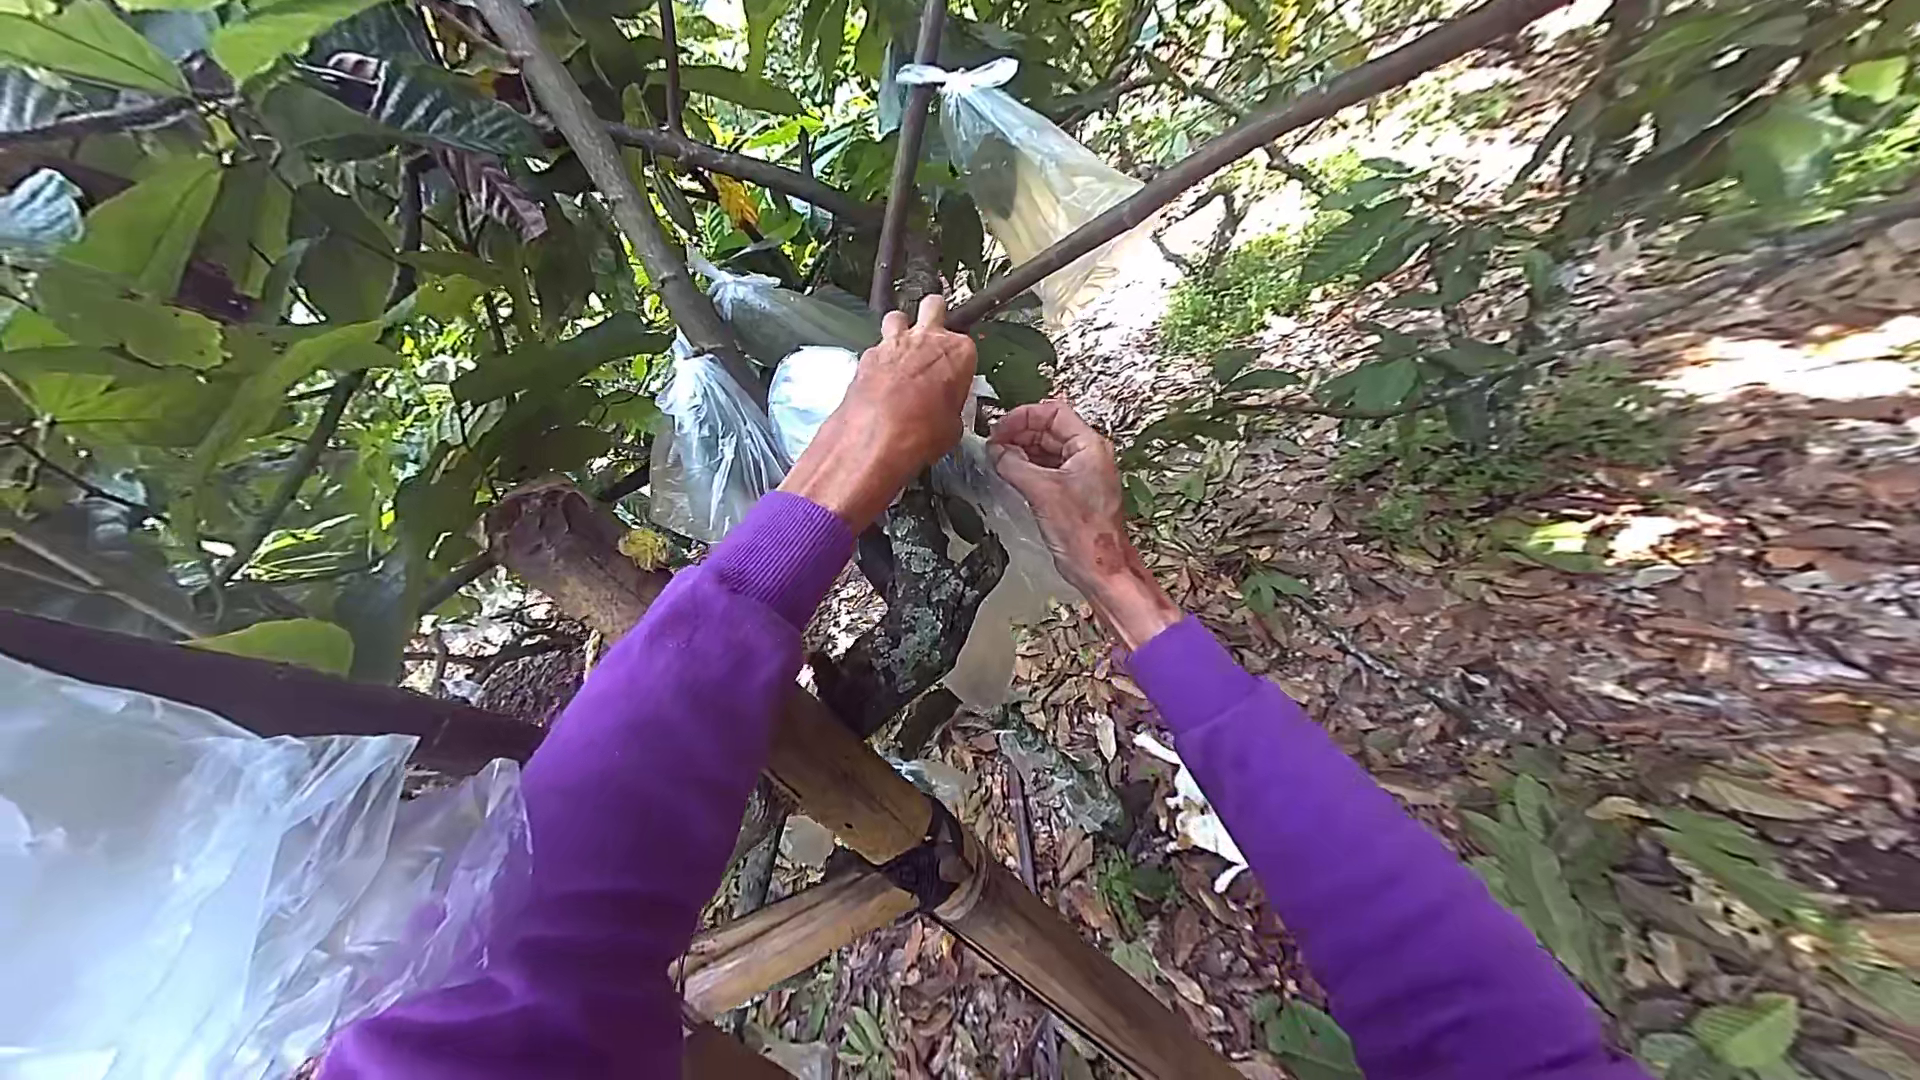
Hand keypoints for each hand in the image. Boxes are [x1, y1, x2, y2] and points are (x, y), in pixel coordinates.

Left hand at [779, 293, 976, 528]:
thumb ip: (951, 408)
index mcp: (957, 351)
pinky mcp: (866, 356)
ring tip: (903, 353)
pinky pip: (875, 349)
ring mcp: (893, 343)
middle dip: (934, 316)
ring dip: (901, 331)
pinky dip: (878, 361)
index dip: (959, 364)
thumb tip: (946, 414)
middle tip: (933, 336)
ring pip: (898, 317)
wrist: (877, 438)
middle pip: (934, 307)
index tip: (955, 379)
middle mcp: (926, 338)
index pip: (965, 346)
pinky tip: (880, 380)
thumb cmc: (920, 432)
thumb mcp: (953, 428)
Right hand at [989, 401, 1179, 648]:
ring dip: (1020, 450)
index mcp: (1089, 446)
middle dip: (1018, 433)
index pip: (1053, 412)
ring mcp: (1079, 474)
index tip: (1000, 428)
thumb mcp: (1042, 491)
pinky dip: (1025, 467)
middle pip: (1047, 429)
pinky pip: (1045, 469)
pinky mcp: (1070, 492)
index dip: (1023, 416)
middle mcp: (1087, 456)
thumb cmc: (1086, 534)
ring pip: (1044, 449)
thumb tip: (996, 451)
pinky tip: (1009, 472)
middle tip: (994, 444)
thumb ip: (1014, 465)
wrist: (1100, 568)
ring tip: (997, 458)